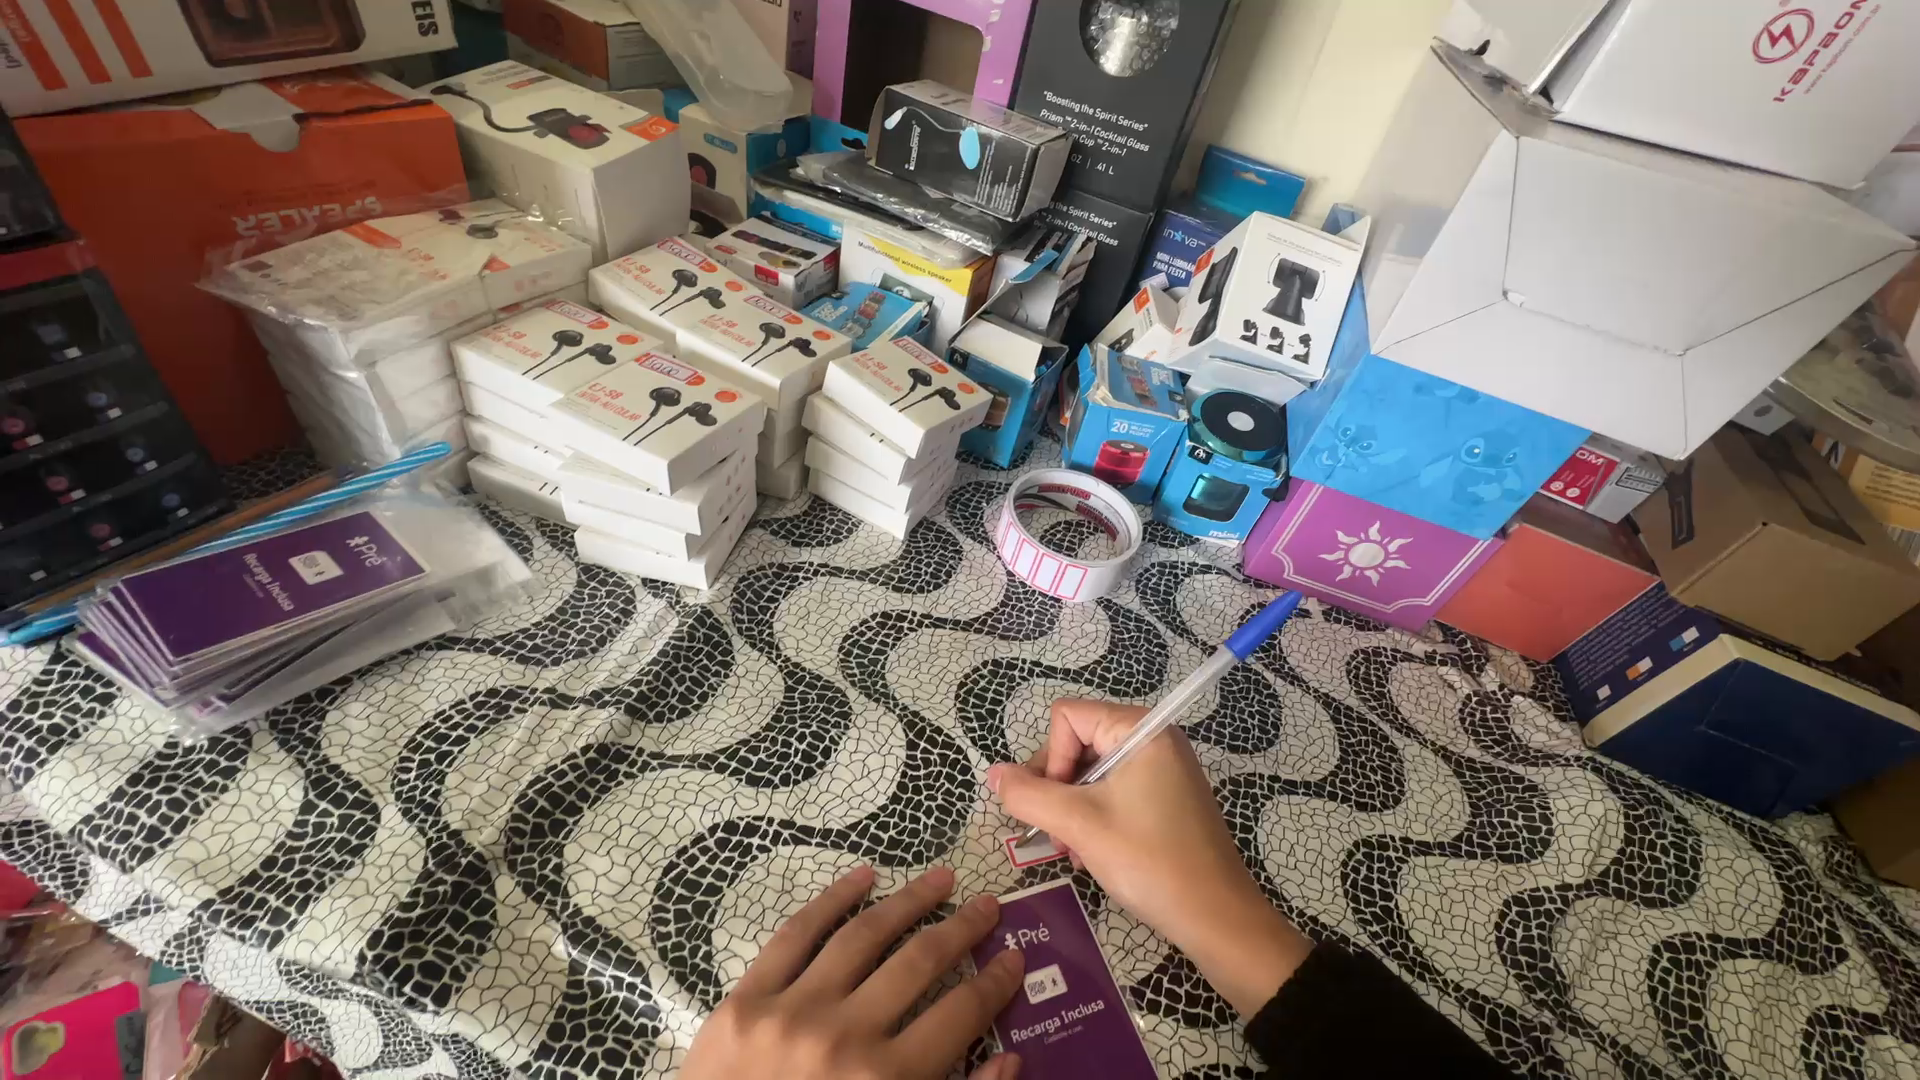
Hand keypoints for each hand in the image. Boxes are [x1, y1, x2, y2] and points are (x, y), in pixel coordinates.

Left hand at [681, 866, 1025, 1079]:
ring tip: (941, 878)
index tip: (1014, 956)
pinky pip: (796, 934)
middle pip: (919, 962)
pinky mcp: (747, 999)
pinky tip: (865, 875)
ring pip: (865, 936)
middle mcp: (846, 1037)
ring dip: (910, 901)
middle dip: (962, 930)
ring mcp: (792, 1011)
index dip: (995, 983)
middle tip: (988, 904)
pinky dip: (833, 899)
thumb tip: (1013, 1059)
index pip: (961, 1015)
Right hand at [986, 699, 1311, 1015]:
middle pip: (1077, 742)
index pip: (1067, 718)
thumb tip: (992, 774)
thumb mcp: (1078, 825)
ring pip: (1092, 772)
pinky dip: (1095, 816)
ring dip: (1072, 808)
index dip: (1049, 758)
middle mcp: (1153, 738)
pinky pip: (1114, 790)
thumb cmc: (1149, 861)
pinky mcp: (1166, 796)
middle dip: (1058, 788)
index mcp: (1140, 729)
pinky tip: (1092, 852)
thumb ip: (1028, 795)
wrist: (1218, 920)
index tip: (1056, 805)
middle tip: (1056, 834)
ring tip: (1073, 850)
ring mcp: (1163, 768)